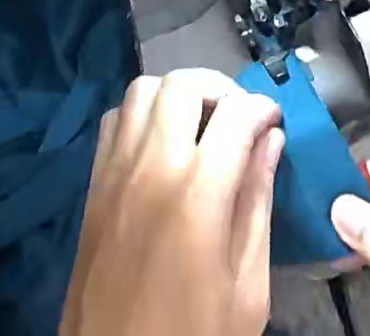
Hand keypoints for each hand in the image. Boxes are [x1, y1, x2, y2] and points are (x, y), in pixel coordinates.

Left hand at [60, 69, 285, 335]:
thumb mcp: (246, 287)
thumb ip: (258, 202)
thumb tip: (271, 140)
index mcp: (196, 193)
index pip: (235, 113)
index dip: (263, 107)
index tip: (275, 121)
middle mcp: (151, 164)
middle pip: (183, 83)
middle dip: (220, 88)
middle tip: (239, 118)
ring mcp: (116, 168)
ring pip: (143, 88)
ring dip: (178, 93)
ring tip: (201, 124)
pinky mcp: (93, 180)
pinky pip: (117, 117)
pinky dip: (142, 112)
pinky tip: (162, 141)